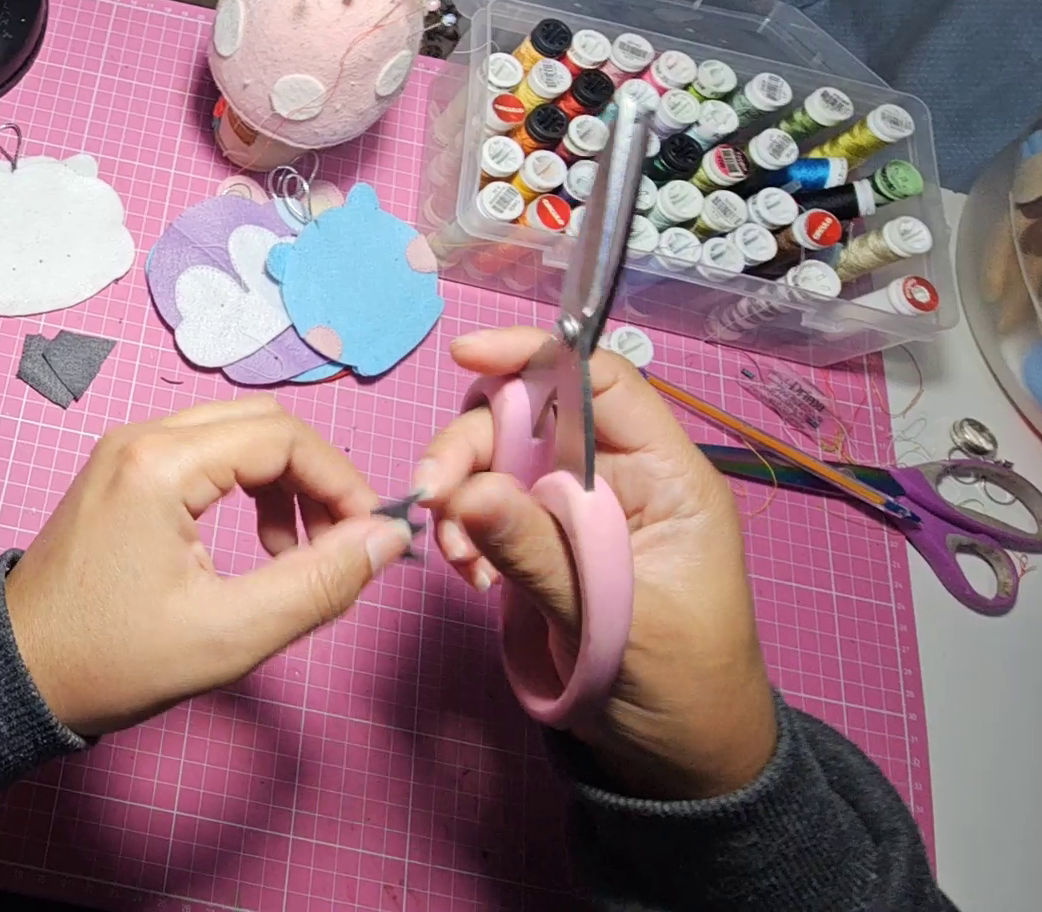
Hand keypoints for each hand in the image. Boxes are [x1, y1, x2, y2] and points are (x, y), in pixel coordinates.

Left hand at [5, 396, 411, 736]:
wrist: (21, 669)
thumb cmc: (113, 658)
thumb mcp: (228, 634)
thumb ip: (319, 583)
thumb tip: (386, 537)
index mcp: (160, 463)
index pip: (282, 437)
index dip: (341, 481)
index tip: (374, 535)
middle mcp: (141, 436)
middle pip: (260, 423)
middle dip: (316, 475)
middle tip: (343, 540)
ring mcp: (126, 449)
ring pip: (233, 434)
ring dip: (281, 481)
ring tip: (294, 550)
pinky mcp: (122, 469)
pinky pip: (202, 454)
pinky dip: (243, 485)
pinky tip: (253, 538)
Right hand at [415, 327, 776, 799]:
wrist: (667, 753)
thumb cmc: (676, 686)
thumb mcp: (611, 619)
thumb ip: (536, 550)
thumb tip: (464, 489)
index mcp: (661, 476)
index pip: (599, 382)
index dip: (534, 355)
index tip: (467, 356)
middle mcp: (608, 475)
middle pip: (522, 416)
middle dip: (468, 447)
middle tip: (432, 497)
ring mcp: (563, 503)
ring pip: (488, 458)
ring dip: (458, 498)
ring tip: (463, 560)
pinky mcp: (529, 533)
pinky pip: (475, 505)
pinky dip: (460, 531)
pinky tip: (472, 574)